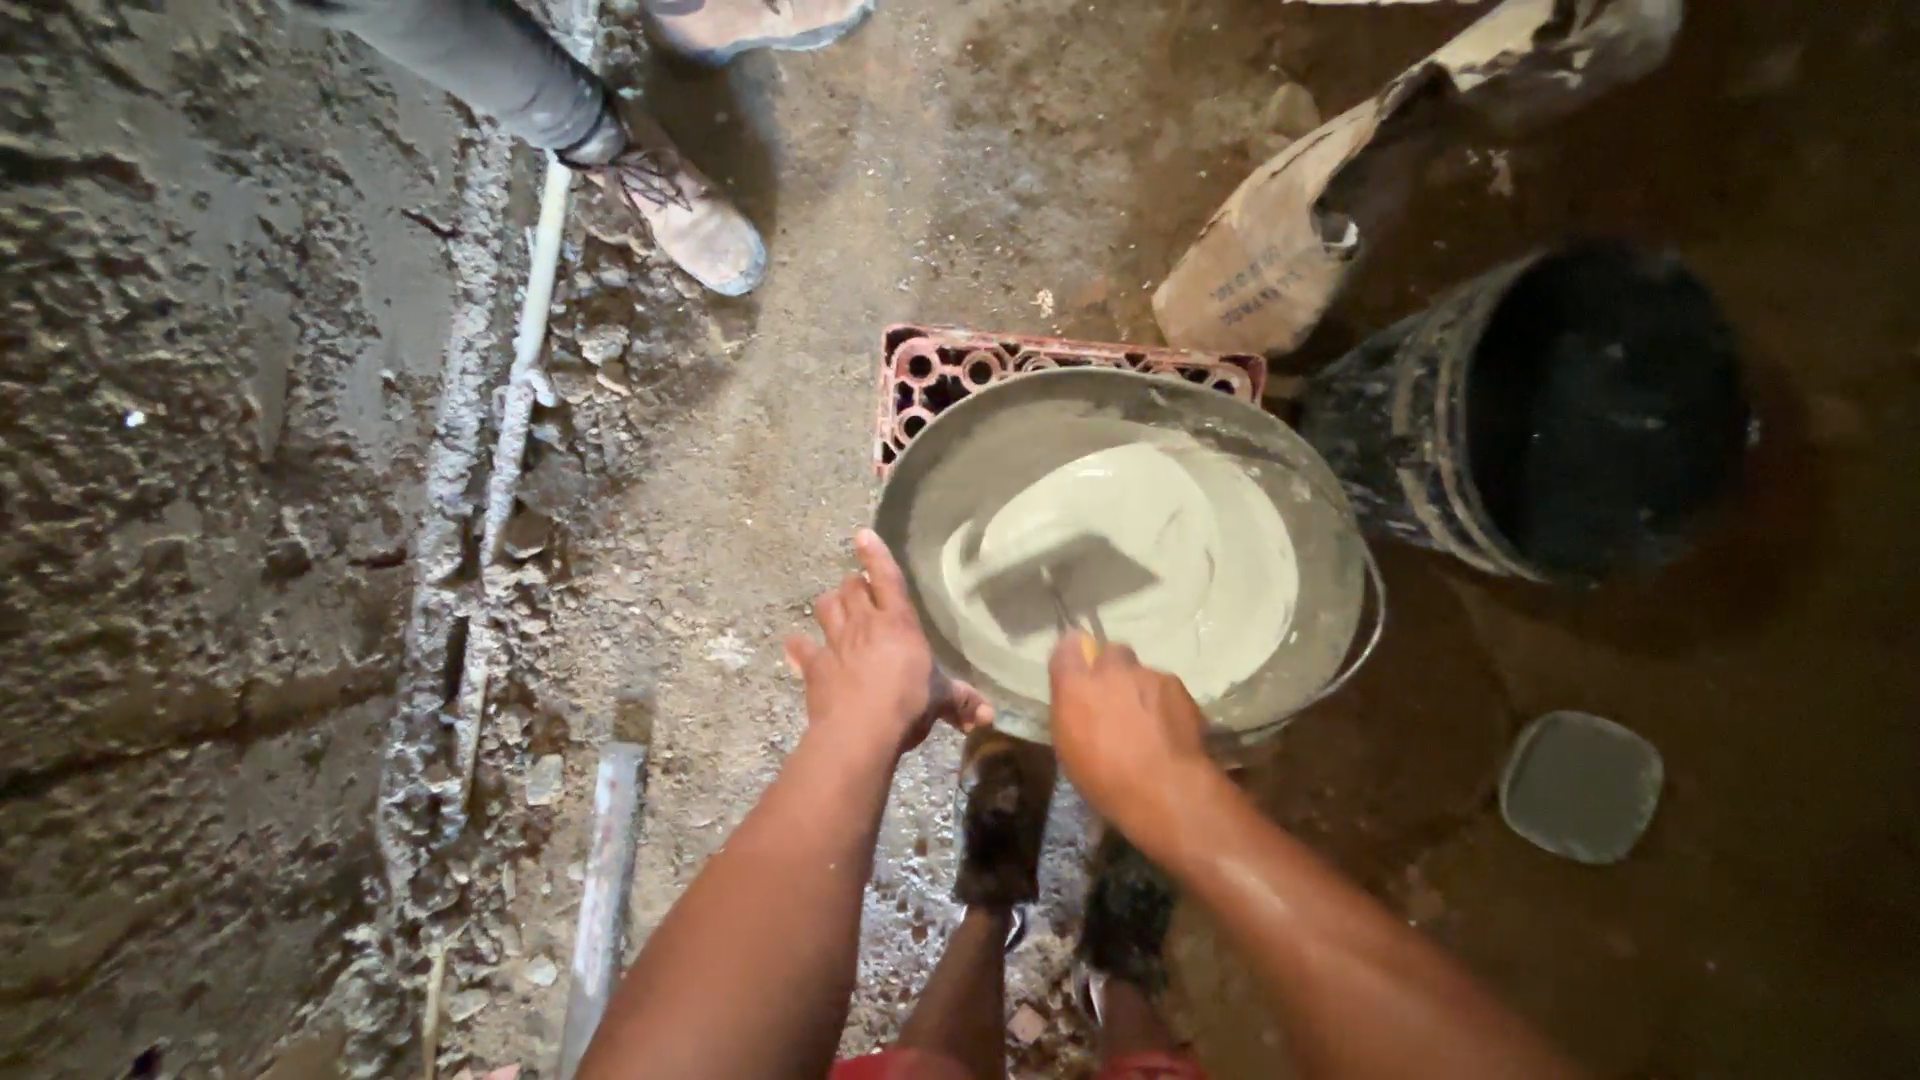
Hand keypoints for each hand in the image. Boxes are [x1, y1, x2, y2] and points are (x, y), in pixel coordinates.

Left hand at [785, 529, 993, 755]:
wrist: (860, 730)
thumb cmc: (907, 704)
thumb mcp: (940, 701)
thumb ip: (962, 702)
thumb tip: (989, 716)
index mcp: (898, 623)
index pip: (886, 578)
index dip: (875, 555)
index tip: (862, 535)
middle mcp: (864, 623)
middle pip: (851, 588)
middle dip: (853, 584)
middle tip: (857, 588)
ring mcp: (836, 643)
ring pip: (825, 607)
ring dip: (829, 604)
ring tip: (833, 607)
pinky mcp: (814, 666)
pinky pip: (802, 649)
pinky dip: (798, 647)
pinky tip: (794, 646)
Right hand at [1048, 636, 1217, 845]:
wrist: (1164, 788)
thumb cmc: (1105, 778)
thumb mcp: (1069, 748)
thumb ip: (1070, 708)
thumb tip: (1076, 692)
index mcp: (1076, 685)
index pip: (1068, 645)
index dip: (1074, 653)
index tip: (1078, 669)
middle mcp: (1110, 669)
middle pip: (1110, 651)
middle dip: (1111, 668)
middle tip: (1115, 697)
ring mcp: (1146, 674)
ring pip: (1140, 671)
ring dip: (1139, 688)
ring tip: (1146, 721)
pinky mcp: (1176, 685)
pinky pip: (1164, 686)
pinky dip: (1163, 701)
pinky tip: (1167, 727)